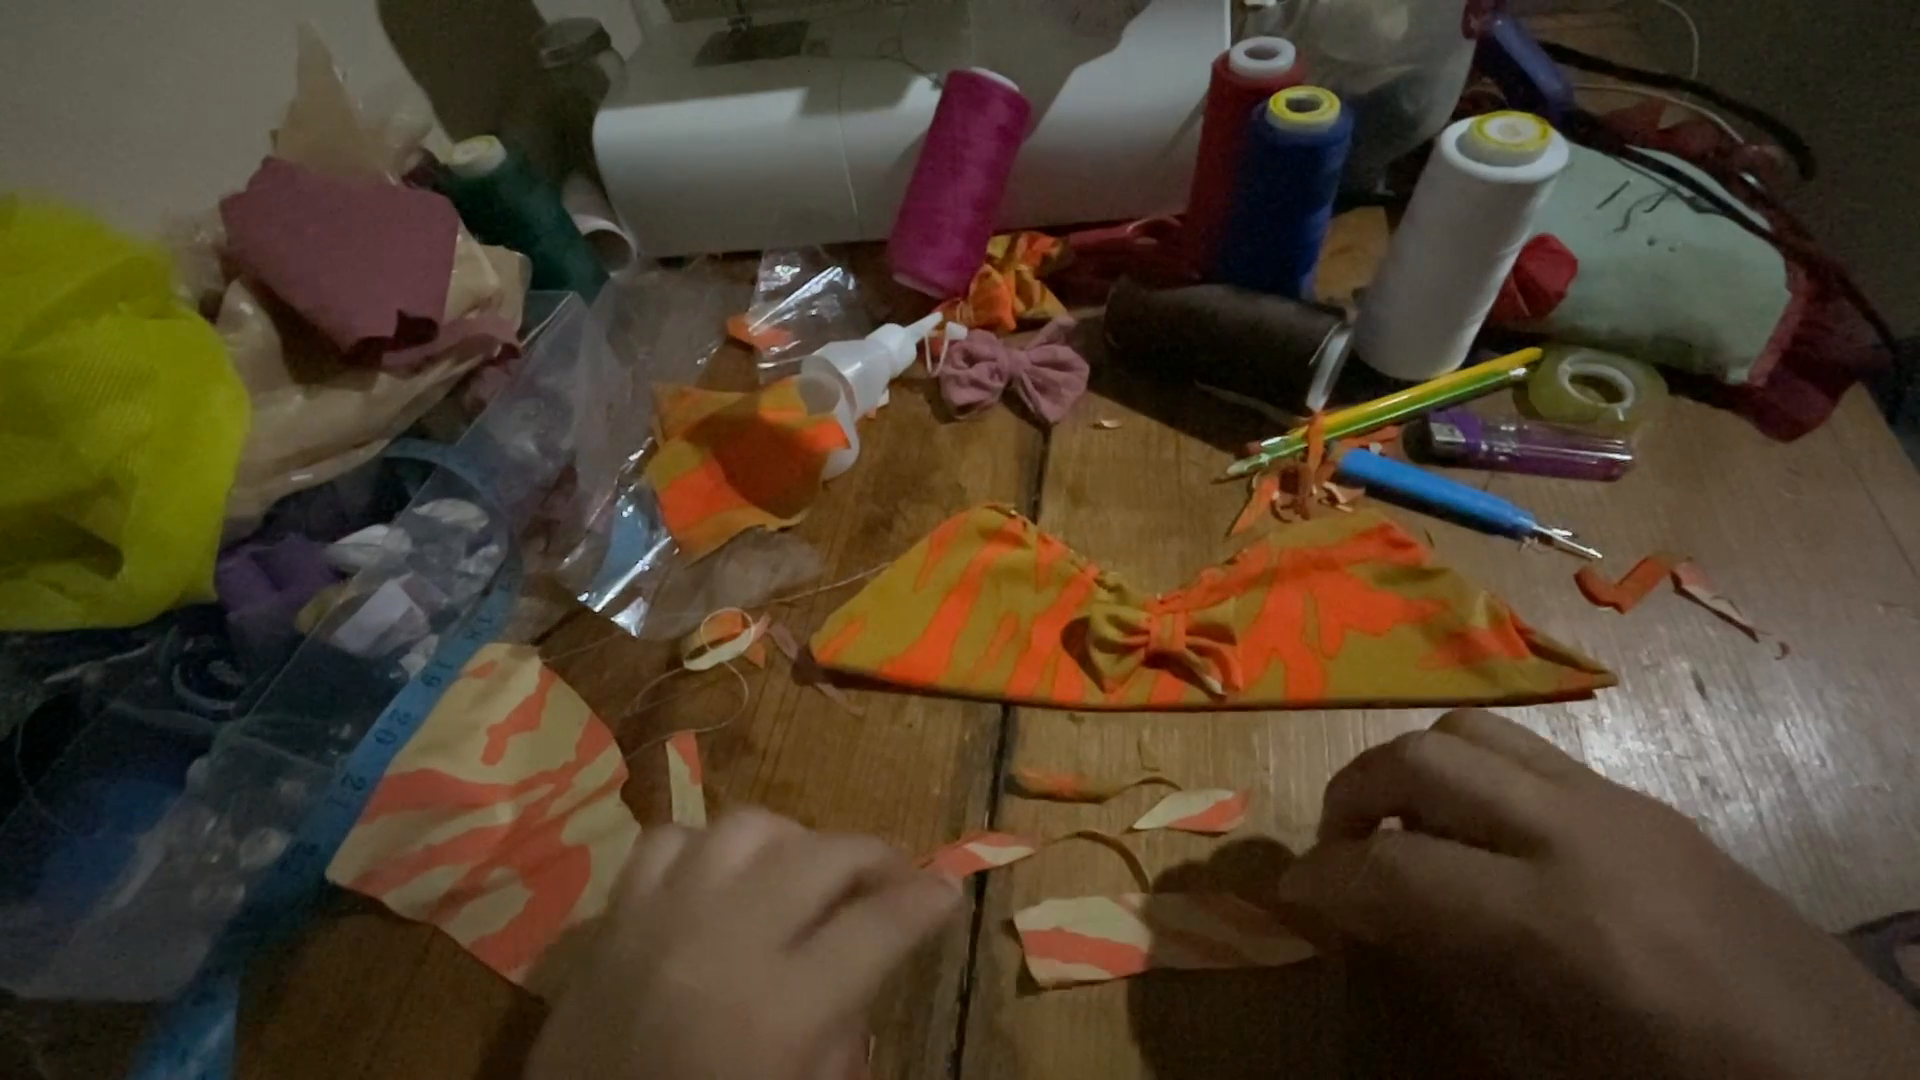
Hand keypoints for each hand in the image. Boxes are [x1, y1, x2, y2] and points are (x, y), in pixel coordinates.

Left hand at [526, 809, 960, 1079]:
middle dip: (875, 858)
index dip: (924, 902)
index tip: (947, 888)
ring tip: (805, 873)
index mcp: (774, 1012)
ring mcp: (662, 916)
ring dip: (793, 843)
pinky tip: (720, 880)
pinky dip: (707, 849)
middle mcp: (723, 942)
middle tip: (891, 879)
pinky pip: (670, 840)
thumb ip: (841, 1036)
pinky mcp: (613, 914)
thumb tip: (863, 971)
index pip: (875, 929)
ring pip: (749, 826)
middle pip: (822, 856)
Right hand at [1276, 709, 1919, 1079]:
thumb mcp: (1546, 1064)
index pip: (1392, 867)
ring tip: (1402, 824)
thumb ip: (1441, 973)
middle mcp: (1584, 835)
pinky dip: (1469, 778)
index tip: (1293, 894)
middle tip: (1339, 847)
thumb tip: (1361, 916)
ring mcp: (1621, 805)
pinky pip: (1525, 755)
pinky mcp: (1645, 802)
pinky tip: (1480, 836)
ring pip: (1469, 731)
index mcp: (1561, 921)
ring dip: (1410, 770)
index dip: (1322, 879)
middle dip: (1351, 794)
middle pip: (1421, 760)